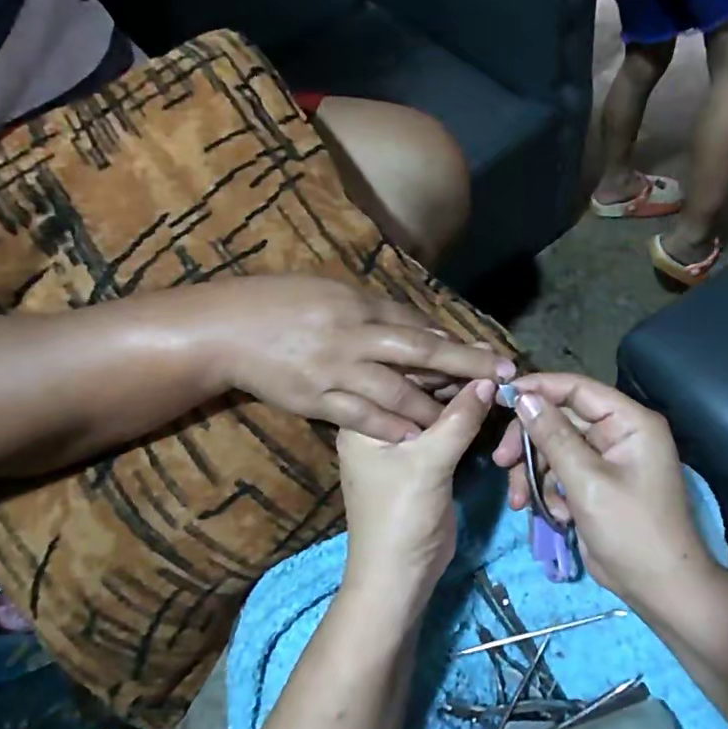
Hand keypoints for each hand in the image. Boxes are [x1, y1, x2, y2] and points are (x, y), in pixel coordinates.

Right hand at [208, 275, 514, 441]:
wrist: (225, 331)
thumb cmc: (278, 302)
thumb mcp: (332, 294)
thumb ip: (376, 312)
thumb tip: (421, 329)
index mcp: (358, 308)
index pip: (418, 326)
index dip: (456, 341)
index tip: (489, 353)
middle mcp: (353, 339)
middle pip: (420, 353)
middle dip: (465, 364)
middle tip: (502, 374)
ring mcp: (335, 372)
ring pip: (396, 391)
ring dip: (437, 403)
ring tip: (470, 413)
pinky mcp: (317, 401)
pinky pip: (361, 418)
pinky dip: (391, 426)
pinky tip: (418, 435)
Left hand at [338, 379, 497, 603]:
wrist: (398, 575)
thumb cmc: (400, 517)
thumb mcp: (428, 464)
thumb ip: (458, 419)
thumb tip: (487, 379)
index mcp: (364, 419)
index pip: (403, 375)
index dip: (443, 360)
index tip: (483, 349)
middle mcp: (380, 424)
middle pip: (421, 387)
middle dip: (459, 373)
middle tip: (499, 357)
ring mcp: (402, 442)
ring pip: (436, 406)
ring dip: (467, 393)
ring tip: (501, 372)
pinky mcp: (422, 459)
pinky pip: (445, 427)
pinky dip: (467, 415)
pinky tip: (490, 400)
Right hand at [491, 373, 712, 592]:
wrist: (657, 586)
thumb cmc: (630, 528)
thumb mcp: (587, 481)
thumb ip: (554, 436)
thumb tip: (523, 397)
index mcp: (629, 422)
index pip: (578, 389)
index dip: (539, 389)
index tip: (501, 397)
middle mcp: (618, 434)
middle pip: (560, 420)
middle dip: (529, 442)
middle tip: (502, 462)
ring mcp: (606, 461)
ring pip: (554, 450)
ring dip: (534, 473)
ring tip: (523, 501)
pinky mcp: (594, 485)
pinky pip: (560, 474)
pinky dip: (548, 491)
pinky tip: (553, 516)